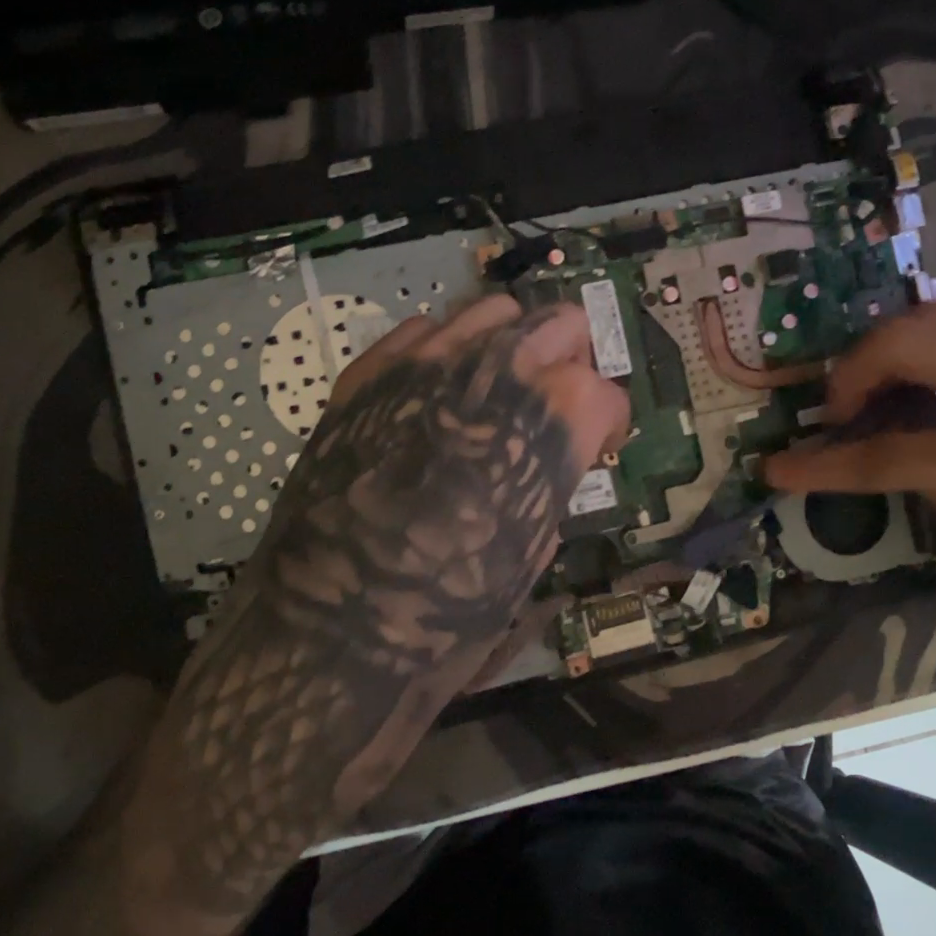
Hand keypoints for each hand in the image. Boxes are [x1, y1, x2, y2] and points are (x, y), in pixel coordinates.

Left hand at [256, 294, 630, 671]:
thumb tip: (553, 457)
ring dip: (509, 344)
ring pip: (492, 310)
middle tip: (556, 399)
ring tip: (497, 386)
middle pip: (559, 325)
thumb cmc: (447, 610)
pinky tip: (435, 394)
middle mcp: (497, 371)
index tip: (596, 445)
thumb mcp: (531, 556)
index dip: (607, 423)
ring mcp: (427, 361)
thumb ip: (551, 483)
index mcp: (552, 421)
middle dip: (570, 360)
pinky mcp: (369, 371)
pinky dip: (444, 352)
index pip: (605, 391)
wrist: (328, 625)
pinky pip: (424, 331)